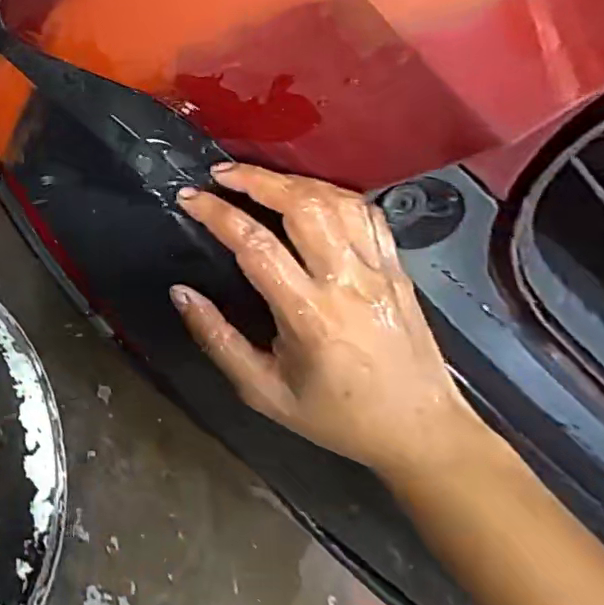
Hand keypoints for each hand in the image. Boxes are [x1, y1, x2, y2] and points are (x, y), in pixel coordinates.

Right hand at [172, 162, 483, 477]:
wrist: (422, 432)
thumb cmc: (336, 416)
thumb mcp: (263, 392)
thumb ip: (217, 339)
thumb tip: (181, 293)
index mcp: (309, 315)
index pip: (255, 245)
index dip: (217, 213)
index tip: (189, 197)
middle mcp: (346, 282)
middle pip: (301, 206)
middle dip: (255, 179)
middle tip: (221, 172)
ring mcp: (378, 270)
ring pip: (335, 201)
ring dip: (290, 179)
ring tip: (257, 177)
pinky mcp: (397, 266)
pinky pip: (365, 212)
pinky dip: (331, 191)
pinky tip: (307, 192)